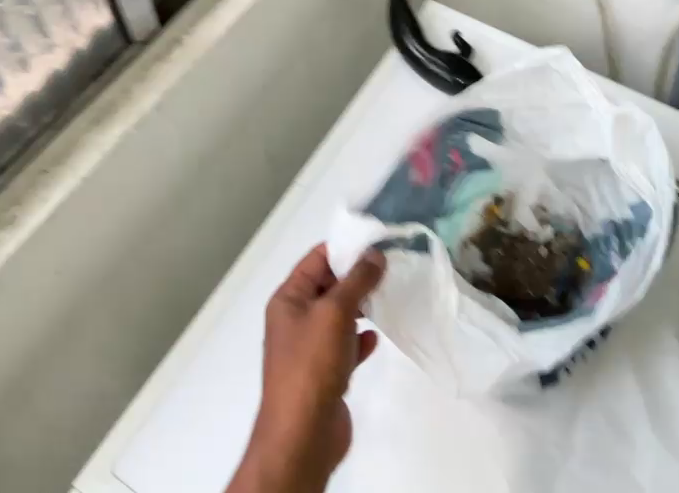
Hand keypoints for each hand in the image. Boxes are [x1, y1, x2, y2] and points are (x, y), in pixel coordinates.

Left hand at [229, 244, 386, 492]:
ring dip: (361, 309)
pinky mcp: (325, 373)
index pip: (316, 259)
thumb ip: (357, 280)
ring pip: (339, 317)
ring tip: (388, 299)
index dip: (344, 248)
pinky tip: (375, 340)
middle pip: (328, 286)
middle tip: (390, 270)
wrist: (302, 435)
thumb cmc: (312, 365)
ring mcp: (310, 348)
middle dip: (357, 278)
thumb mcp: (335, 312)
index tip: (378, 243)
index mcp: (288, 299)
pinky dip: (360, 340)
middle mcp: (295, 320)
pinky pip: (345, 346)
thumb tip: (374, 254)